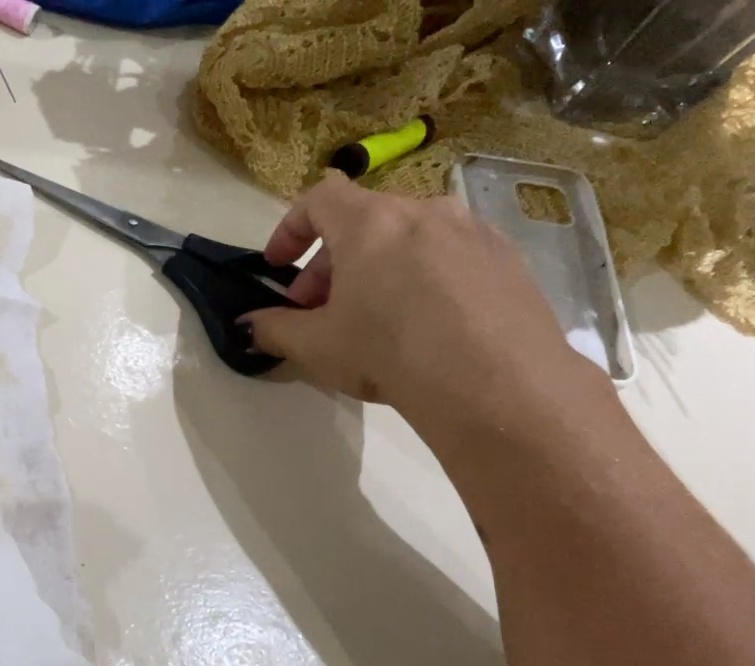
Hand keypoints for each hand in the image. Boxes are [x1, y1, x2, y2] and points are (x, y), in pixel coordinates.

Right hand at [242, 173, 605, 425]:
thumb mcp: (314, 347)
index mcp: (370, 223)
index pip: (319, 198)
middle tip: (317, 309)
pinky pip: (447, 255)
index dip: (290, 228)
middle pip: (363, 220)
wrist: (494, 379)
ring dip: (376, 268)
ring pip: (407, 237)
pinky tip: (419, 324)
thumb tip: (249, 324)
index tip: (278, 266)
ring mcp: (471, 230)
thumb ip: (273, 329)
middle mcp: (423, 211)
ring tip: (369, 318)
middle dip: (330, 262)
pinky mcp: (505, 256)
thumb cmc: (387, 351)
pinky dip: (420, 277)